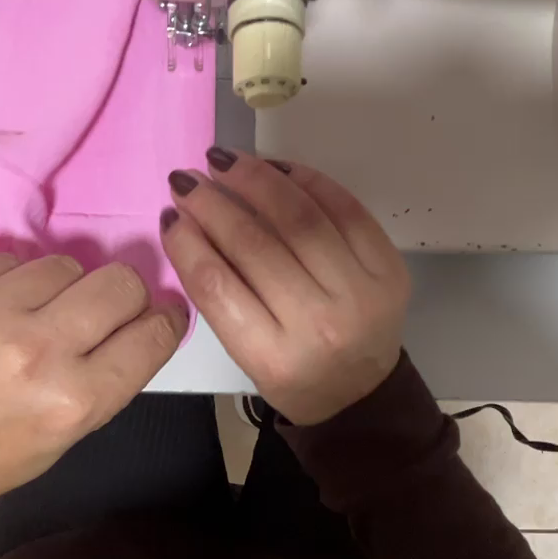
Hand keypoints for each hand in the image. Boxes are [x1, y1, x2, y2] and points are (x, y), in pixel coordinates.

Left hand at [0, 254, 185, 548]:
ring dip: (59, 290)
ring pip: (61, 264)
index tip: (156, 318)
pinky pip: (2, 260)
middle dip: (122, 297)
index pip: (152, 333)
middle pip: (119, 282)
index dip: (163, 321)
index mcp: (73, 402)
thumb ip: (103, 381)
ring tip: (28, 321)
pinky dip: (5, 283)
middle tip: (100, 315)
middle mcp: (34, 350)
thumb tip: (135, 323)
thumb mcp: (62, 441)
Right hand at [160, 151, 409, 424]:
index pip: (218, 287)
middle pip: (256, 246)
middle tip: (187, 180)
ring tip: (224, 163)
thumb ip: (222, 298)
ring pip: (300, 219)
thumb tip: (191, 224)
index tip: (169, 215)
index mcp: (274, 357)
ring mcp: (360, 293)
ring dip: (255, 180)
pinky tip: (274, 169)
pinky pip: (344, 208)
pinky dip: (305, 181)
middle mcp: (319, 323)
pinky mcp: (388, 268)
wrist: (362, 395)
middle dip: (213, 205)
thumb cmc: (293, 377)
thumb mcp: (249, 356)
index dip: (187, 244)